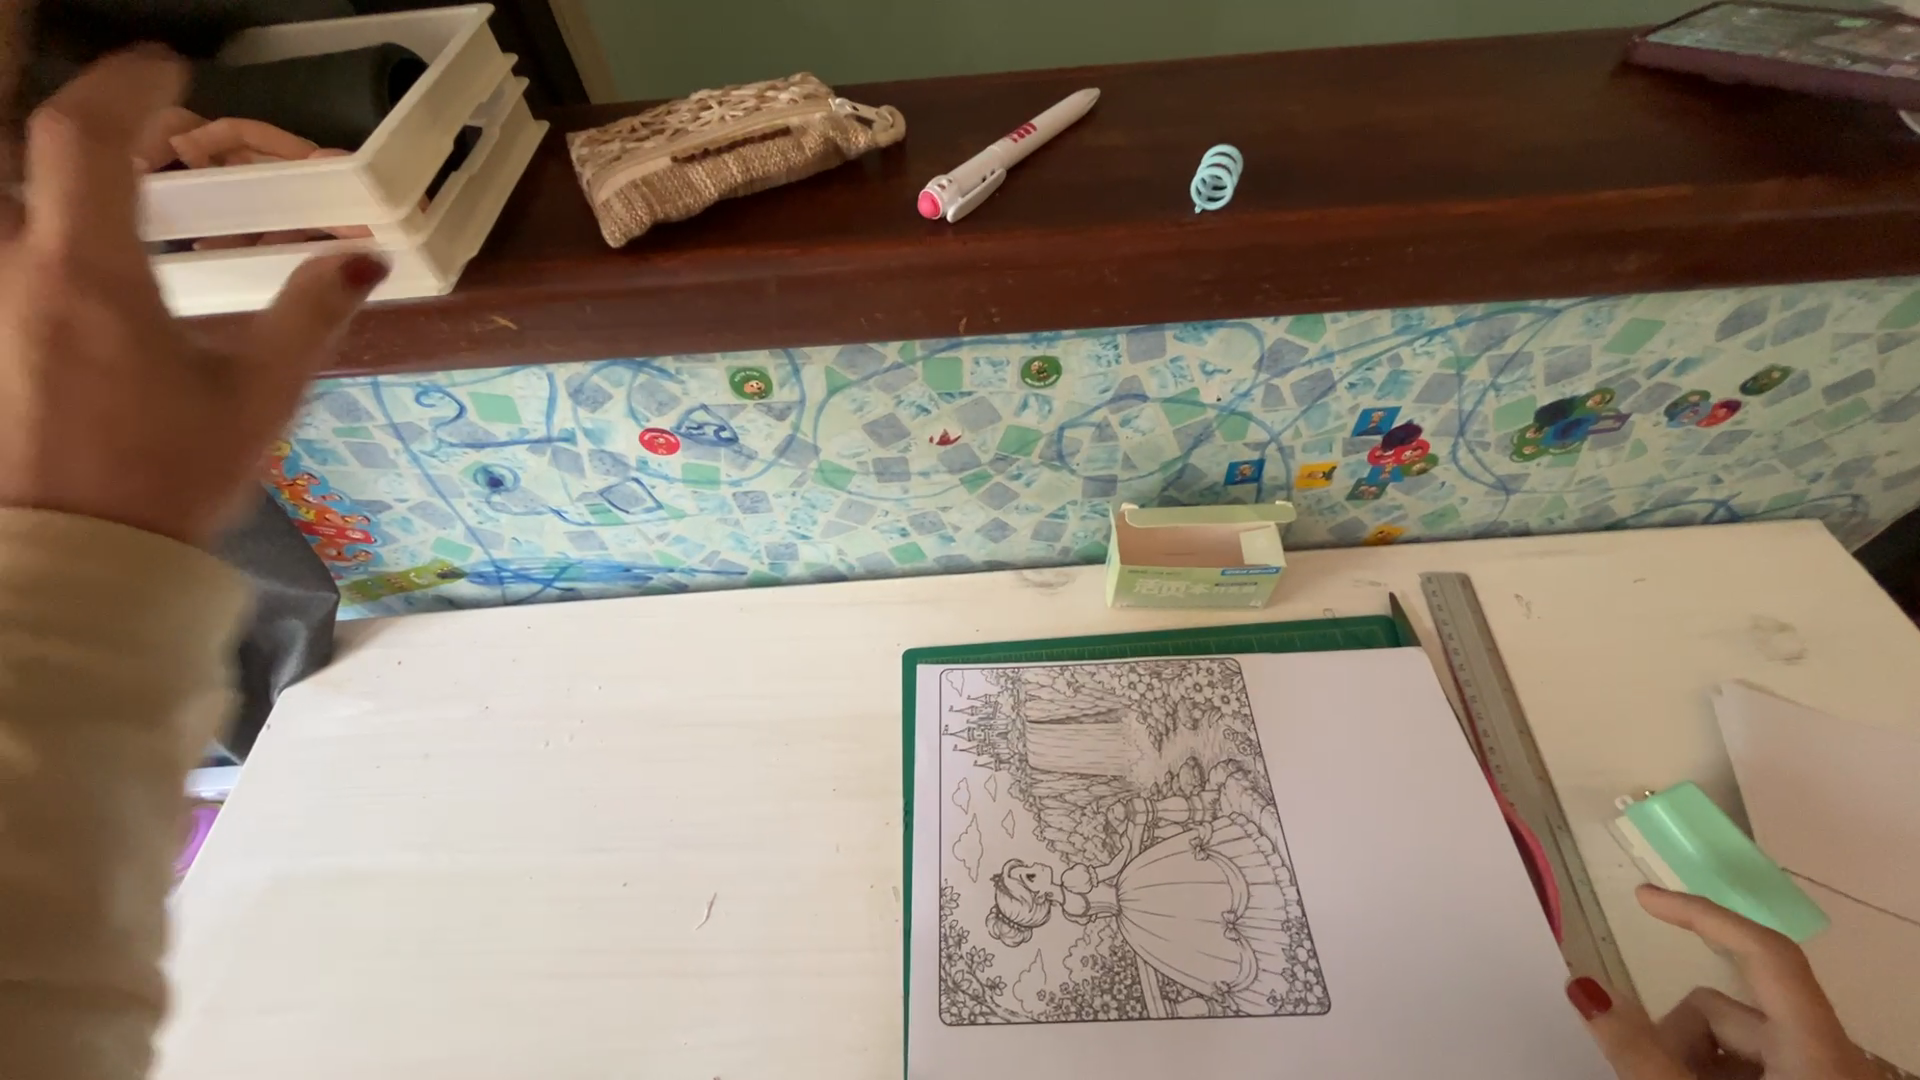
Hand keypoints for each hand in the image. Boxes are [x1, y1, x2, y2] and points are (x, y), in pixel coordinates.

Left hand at [0, 47, 388, 545]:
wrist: (86, 543)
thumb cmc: (178, 464)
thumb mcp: (264, 389)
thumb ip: (311, 314)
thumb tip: (362, 261)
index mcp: (86, 272)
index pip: (81, 139)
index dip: (125, 87)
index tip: (171, 65)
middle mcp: (15, 266)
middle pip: (30, 155)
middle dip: (88, 117)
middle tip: (151, 115)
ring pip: (23, 202)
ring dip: (77, 170)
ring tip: (143, 176)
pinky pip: (25, 247)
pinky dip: (64, 219)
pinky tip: (111, 246)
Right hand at [1569, 885, 1877, 1079]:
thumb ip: (1638, 1052)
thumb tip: (1579, 985)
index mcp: (1821, 1053)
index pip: (1766, 954)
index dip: (1703, 915)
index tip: (1642, 899)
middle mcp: (1840, 1061)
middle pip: (1730, 1010)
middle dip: (1679, 1036)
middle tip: (1649, 1076)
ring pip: (1740, 1045)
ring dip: (1697, 1062)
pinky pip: (1761, 1070)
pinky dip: (1722, 1078)